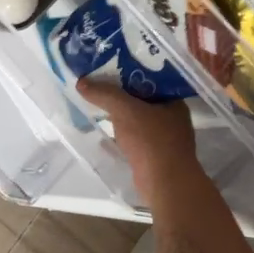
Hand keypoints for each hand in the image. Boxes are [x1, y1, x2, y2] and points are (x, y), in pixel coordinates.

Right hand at [76, 77, 199, 183]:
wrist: (164, 183)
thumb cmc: (151, 140)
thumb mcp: (125, 110)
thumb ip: (104, 94)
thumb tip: (81, 82)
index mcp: (173, 102)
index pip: (150, 80)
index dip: (128, 73)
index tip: (108, 69)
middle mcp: (172, 118)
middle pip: (142, 99)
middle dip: (120, 94)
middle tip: (97, 85)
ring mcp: (164, 138)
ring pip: (137, 119)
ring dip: (119, 115)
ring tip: (96, 106)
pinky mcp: (154, 155)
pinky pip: (134, 137)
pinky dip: (120, 133)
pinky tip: (104, 132)